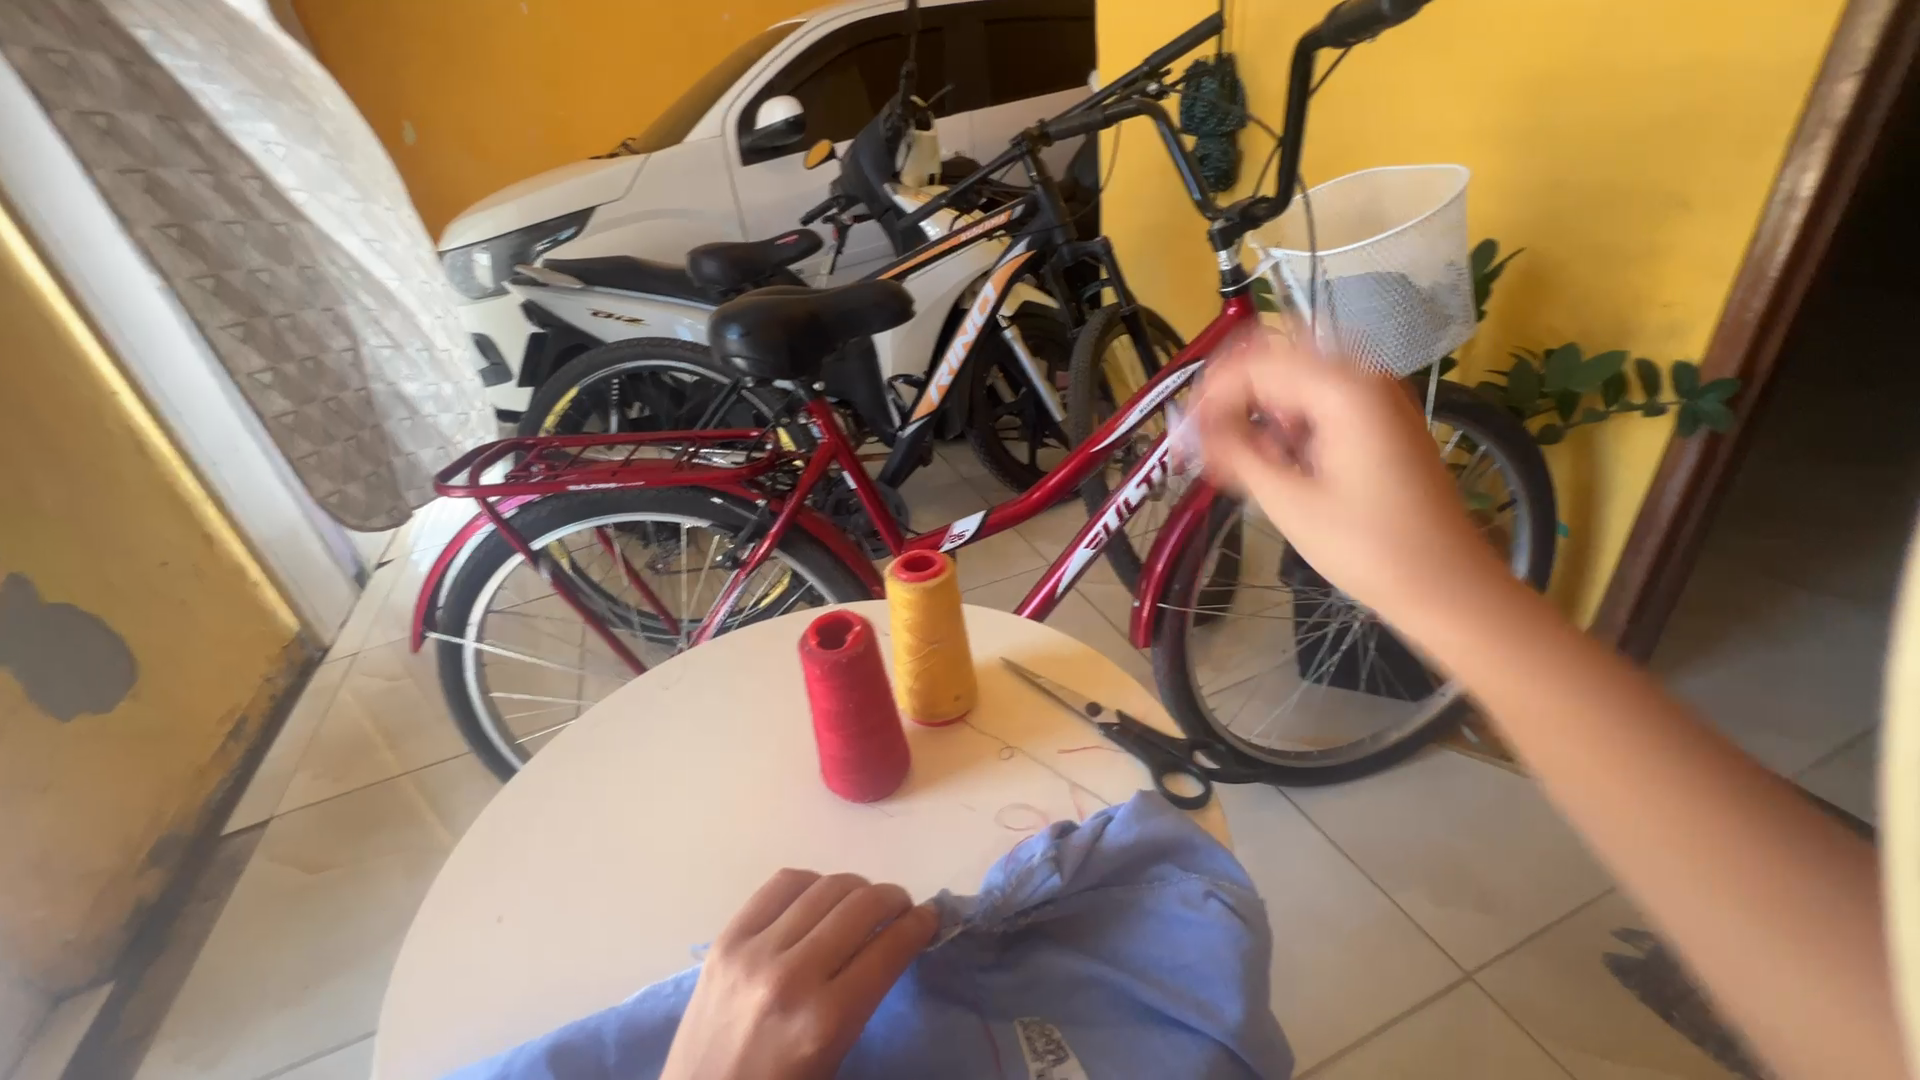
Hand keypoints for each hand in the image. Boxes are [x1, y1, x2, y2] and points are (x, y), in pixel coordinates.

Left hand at [659, 869, 938, 1079]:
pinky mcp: (726, 938)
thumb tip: (897, 936)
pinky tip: (818, 900)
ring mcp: (754, 952)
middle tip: (901, 909)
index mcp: (825, 1021)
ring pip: (826, 887)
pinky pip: (782, 884)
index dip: (919, 925)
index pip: (889, 948)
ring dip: (857, 888)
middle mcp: (792, 977)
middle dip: (894, 899)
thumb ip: (865, 995)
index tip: (929, 918)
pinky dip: (811, 883)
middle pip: (862, 906)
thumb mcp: (835, 1055)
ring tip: (862, 902)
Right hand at [1188, 333, 1508, 622]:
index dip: (1211, 395)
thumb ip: (1237, 453)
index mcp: (1343, 389)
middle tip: (1203, 436)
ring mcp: (1378, 400)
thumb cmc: (1367, 548)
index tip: (1183, 434)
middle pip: (1278, 359)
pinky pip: (1322, 402)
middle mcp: (1364, 379)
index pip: (1256, 364)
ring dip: (1260, 408)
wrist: (1447, 585)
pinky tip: (1275, 459)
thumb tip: (1197, 429)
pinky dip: (1289, 422)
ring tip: (1234, 455)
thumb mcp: (1288, 501)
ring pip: (1299, 379)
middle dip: (1233, 394)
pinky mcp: (1382, 424)